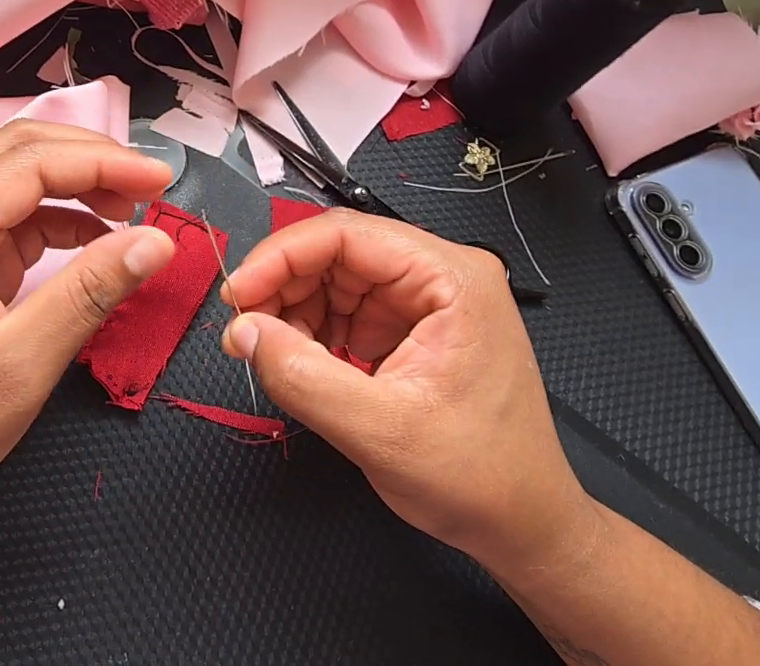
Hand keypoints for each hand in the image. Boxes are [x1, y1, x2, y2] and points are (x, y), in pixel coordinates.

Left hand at [0, 122, 176, 551]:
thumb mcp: (21, 365)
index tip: (163, 179)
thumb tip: (157, 240)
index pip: (30, 164)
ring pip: (14, 180)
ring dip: (75, 184)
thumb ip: (90, 292)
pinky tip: (96, 239)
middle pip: (18, 153)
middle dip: (89, 158)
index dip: (103, 161)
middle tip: (151, 184)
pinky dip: (58, 219)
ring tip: (132, 208)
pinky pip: (10, 220)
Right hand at [219, 210, 595, 570]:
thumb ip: (303, 376)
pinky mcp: (411, 327)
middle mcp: (439, 274)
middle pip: (338, 253)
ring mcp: (425, 300)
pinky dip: (313, 330)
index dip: (281, 257)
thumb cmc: (475, 478)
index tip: (235, 295)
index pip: (347, 235)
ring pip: (336, 280)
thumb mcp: (380, 431)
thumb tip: (242, 330)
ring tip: (270, 351)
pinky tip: (300, 359)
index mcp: (451, 278)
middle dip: (283, 286)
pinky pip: (346, 309)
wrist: (524, 526)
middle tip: (243, 330)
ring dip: (293, 310)